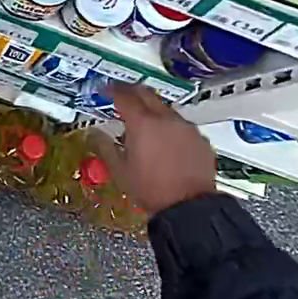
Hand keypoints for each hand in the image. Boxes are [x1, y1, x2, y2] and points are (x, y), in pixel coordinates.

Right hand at [107, 83, 218, 214]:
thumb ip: (107, 147)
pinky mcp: (199, 139)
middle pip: (147, 94)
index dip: (112, 90)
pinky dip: (170, 127)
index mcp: (143, 124)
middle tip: (122, 95)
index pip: (124, 97)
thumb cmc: (152, 190)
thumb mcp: (121, 170)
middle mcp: (166, 120)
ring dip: (152, 110)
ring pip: (166, 109)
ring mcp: (186, 128)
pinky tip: (165, 141)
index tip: (106, 90)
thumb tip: (97, 135)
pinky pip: (181, 125)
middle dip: (132, 92)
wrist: (188, 208)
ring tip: (143, 124)